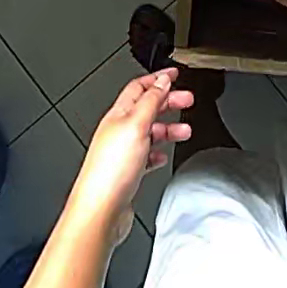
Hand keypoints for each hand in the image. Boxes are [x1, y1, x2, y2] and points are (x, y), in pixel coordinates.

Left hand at [64, 69, 193, 244]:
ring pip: (149, 132)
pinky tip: (162, 157)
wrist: (99, 213)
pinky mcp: (126, 173)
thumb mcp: (136, 124)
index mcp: (119, 114)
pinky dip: (157, 152)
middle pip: (147, 108)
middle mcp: (119, 131)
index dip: (158, 79)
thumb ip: (151, 100)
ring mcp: (122, 152)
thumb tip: (162, 81)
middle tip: (187, 100)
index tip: (174, 75)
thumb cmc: (110, 171)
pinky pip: (145, 156)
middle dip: (169, 102)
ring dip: (168, 128)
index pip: (139, 87)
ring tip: (185, 131)